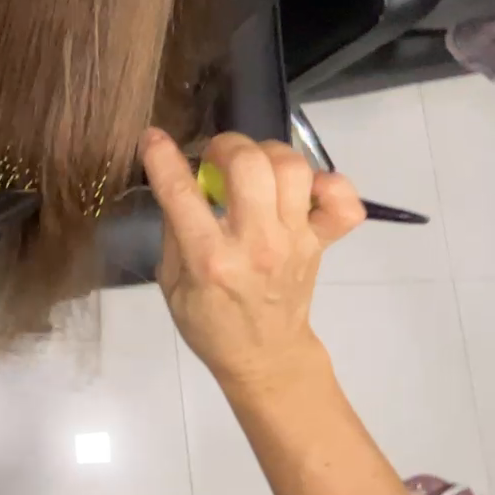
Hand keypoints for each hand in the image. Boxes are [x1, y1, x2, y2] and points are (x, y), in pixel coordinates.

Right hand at [140, 128, 364, 388]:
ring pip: (292, 168)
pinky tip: (300, 189)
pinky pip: (342, 199)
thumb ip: (175, 232)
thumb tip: (180, 184)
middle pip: (250, 165)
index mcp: (208, 258)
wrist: (264, 356)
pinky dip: (325, 183)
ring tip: (251, 167)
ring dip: (266, 154)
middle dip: (225, 145)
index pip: (181, 194)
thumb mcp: (170, 282)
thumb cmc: (207, 322)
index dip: (163, 157)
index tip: (153, 138)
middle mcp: (255, 243)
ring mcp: (295, 240)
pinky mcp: (322, 242)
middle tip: (213, 158)